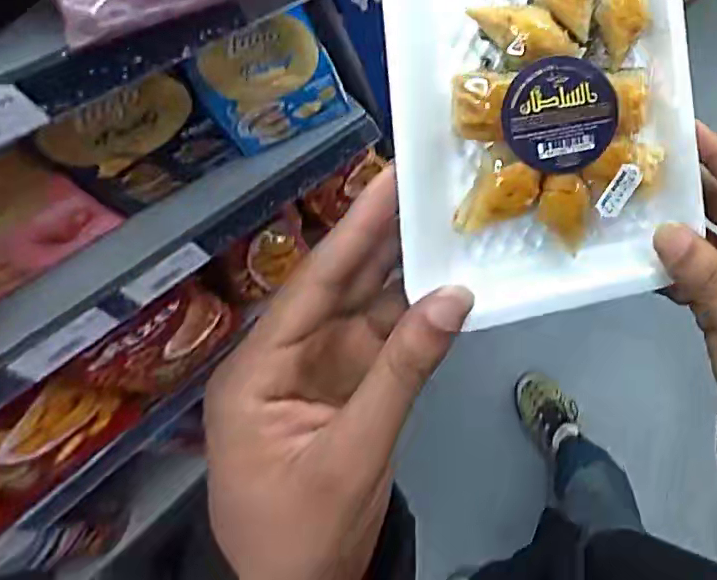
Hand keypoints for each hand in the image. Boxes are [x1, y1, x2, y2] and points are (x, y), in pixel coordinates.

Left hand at [204, 166, 473, 579]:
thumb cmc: (300, 537)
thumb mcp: (352, 456)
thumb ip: (404, 371)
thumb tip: (456, 296)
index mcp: (260, 367)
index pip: (315, 281)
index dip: (355, 226)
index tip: (387, 178)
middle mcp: (289, 352)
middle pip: (341, 279)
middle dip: (381, 230)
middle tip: (421, 179)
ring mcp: (323, 364)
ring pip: (367, 299)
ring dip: (404, 261)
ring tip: (440, 212)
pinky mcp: (352, 378)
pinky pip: (387, 329)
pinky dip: (417, 303)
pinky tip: (444, 272)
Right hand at [654, 123, 716, 485]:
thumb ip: (713, 284)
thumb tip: (663, 231)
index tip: (688, 128)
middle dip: (688, 180)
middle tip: (643, 153)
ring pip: (700, 234)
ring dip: (670, 217)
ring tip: (628, 191)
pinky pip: (687, 268)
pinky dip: (662, 258)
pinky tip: (631, 248)